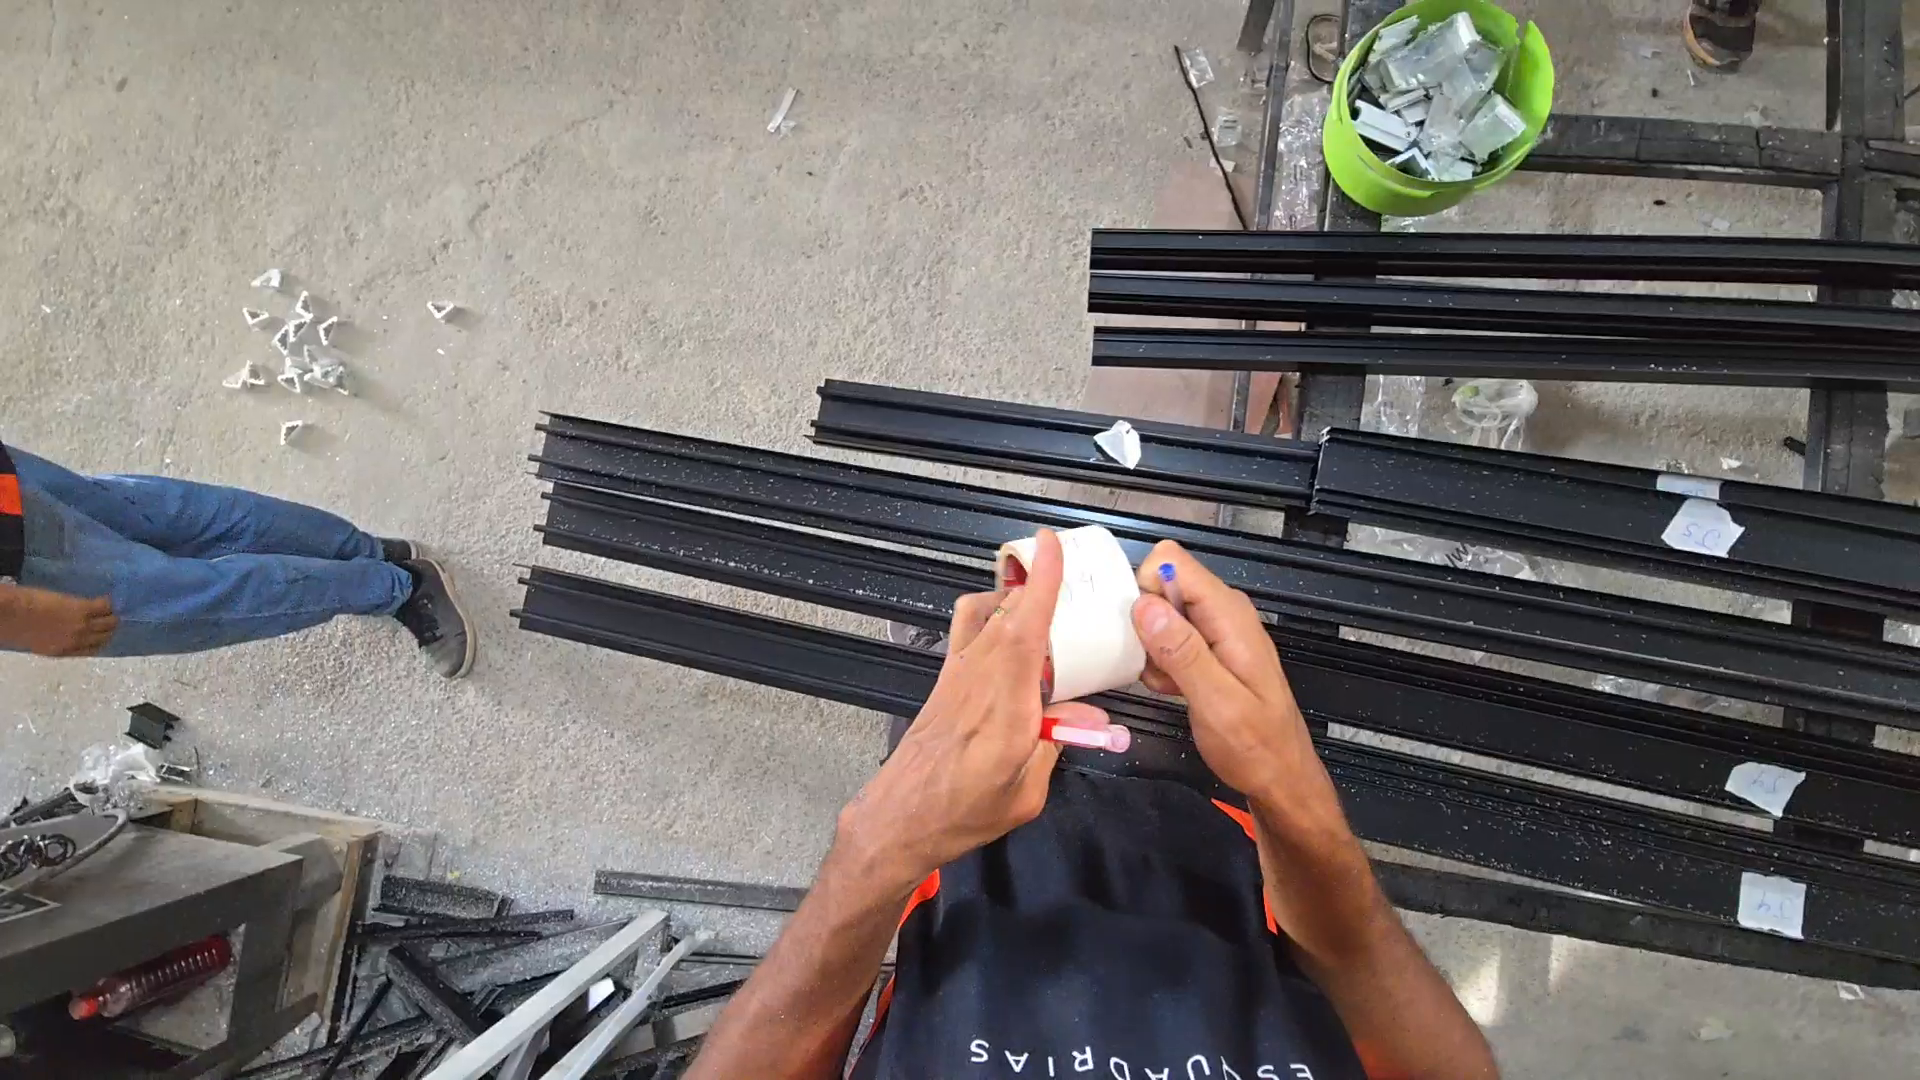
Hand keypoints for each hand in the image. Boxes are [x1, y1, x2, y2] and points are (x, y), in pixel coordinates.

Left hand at [0, 585, 118, 657]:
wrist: (7, 612)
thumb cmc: (10, 626)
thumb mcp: (32, 642)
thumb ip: (53, 641)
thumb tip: (66, 635)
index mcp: (59, 651)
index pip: (93, 649)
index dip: (99, 640)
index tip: (100, 633)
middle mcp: (76, 640)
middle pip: (105, 636)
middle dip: (107, 628)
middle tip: (105, 619)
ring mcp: (82, 625)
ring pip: (111, 622)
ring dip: (110, 615)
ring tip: (105, 609)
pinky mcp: (84, 609)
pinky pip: (106, 606)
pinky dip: (106, 603)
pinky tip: (102, 600)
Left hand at [836, 530, 1110, 889]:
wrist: (901, 816)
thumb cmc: (966, 810)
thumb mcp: (1027, 790)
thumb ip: (1059, 742)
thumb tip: (1092, 716)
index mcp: (1006, 703)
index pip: (1027, 628)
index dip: (1042, 582)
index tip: (1050, 544)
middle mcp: (978, 675)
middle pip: (1006, 610)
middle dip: (1035, 583)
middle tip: (1067, 578)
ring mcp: (956, 673)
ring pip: (981, 612)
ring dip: (1011, 598)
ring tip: (1040, 609)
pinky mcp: (945, 679)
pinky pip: (969, 630)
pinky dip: (993, 617)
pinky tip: (1012, 644)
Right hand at [1129, 542, 1337, 817]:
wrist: (1279, 777)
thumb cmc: (1256, 746)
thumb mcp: (1218, 704)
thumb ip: (1182, 652)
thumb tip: (1144, 606)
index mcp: (1228, 613)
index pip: (1169, 562)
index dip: (1145, 592)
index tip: (1143, 635)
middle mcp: (1221, 610)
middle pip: (1159, 585)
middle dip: (1143, 623)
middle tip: (1157, 667)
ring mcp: (1213, 627)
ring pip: (1157, 612)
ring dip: (1150, 647)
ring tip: (1168, 683)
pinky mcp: (1205, 645)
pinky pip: (1165, 636)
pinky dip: (1159, 661)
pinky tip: (1172, 687)